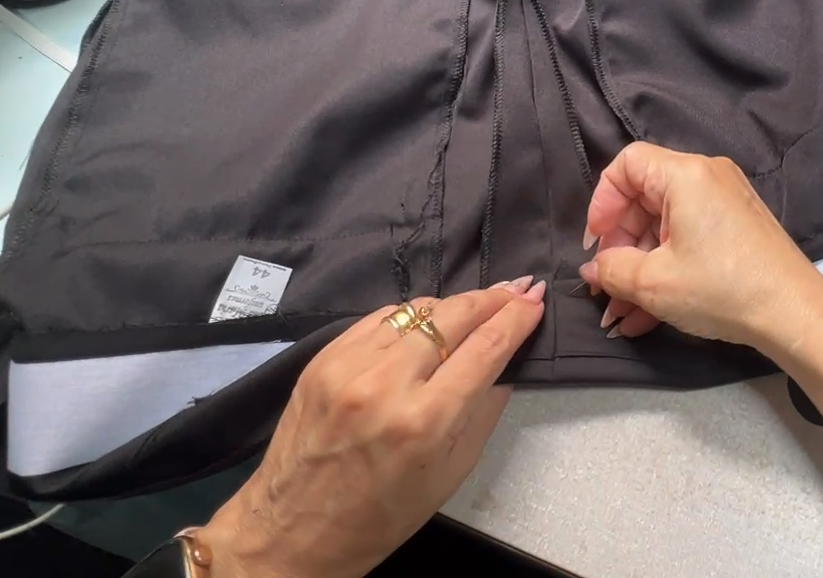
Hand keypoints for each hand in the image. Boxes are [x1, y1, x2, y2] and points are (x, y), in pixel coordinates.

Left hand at [196, 278, 546, 577]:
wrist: (287, 535)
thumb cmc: (382, 515)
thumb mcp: (453, 471)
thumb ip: (486, 406)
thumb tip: (509, 352)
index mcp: (425, 421)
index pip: (486, 347)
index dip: (517, 317)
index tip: (536, 298)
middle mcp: (387, 384)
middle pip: (455, 315)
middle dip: (493, 298)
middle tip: (518, 287)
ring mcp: (350, 365)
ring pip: (420, 309)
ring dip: (454, 307)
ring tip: (474, 310)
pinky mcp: (324, 357)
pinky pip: (384, 317)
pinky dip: (412, 317)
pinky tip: (425, 326)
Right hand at [579, 142, 822, 347]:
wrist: (794, 312)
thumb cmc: (722, 287)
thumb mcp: (654, 282)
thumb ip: (613, 269)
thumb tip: (594, 267)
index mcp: (686, 174)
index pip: (627, 164)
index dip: (602, 201)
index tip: (595, 242)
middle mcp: (707, 177)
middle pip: (644, 197)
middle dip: (620, 245)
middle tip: (606, 285)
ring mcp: (724, 202)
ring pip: (665, 225)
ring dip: (639, 267)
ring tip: (621, 313)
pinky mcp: (735, 228)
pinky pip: (688, 238)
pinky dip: (666, 268)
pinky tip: (646, 315)